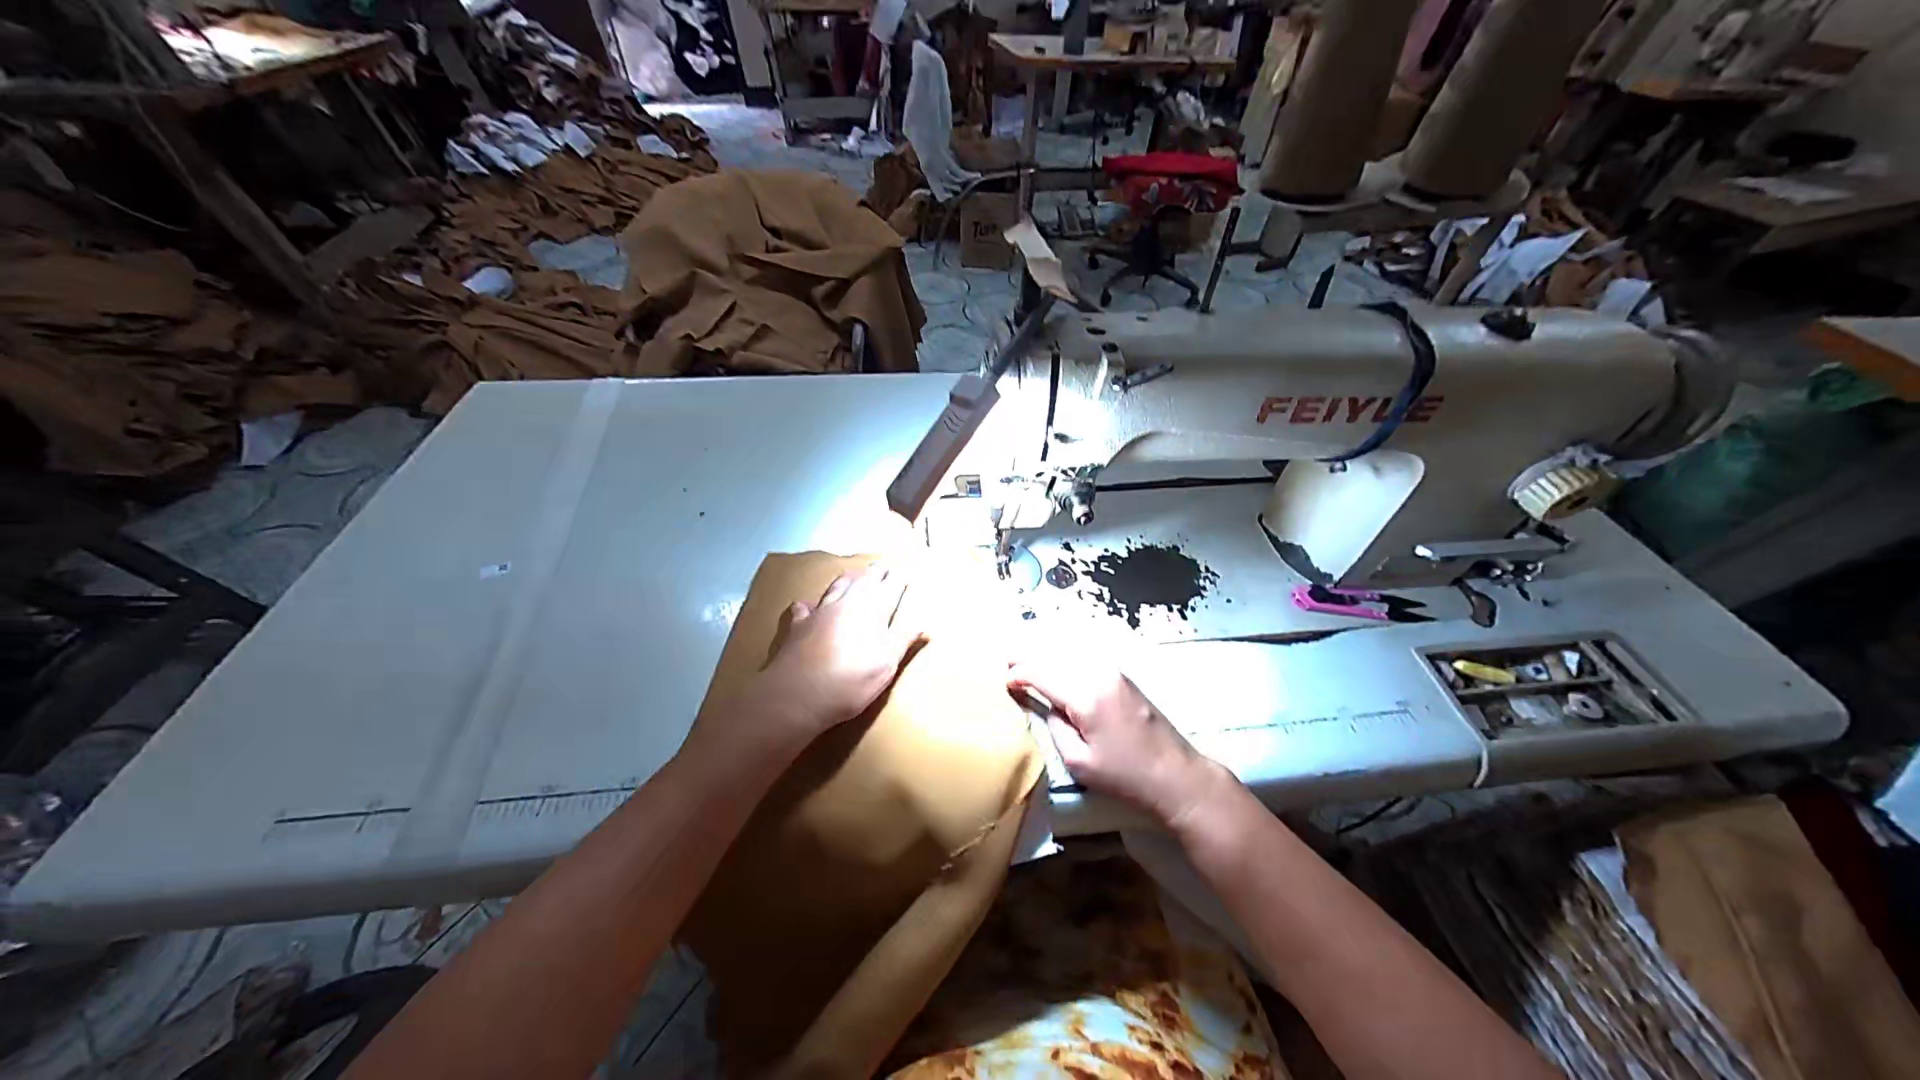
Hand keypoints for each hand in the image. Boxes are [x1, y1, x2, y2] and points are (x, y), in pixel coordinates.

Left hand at [741, 564, 921, 746]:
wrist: (798, 695)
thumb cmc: (850, 681)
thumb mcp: (886, 664)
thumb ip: (903, 639)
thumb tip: (925, 624)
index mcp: (872, 608)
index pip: (890, 586)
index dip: (898, 579)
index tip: (905, 573)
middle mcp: (846, 602)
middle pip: (863, 580)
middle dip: (875, 572)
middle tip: (883, 567)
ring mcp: (819, 611)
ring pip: (837, 586)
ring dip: (849, 579)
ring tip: (855, 575)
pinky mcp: (798, 625)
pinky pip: (805, 607)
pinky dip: (810, 605)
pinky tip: (807, 606)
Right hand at [1008, 658, 1234, 828]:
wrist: (1176, 776)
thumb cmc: (1126, 776)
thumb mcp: (1079, 762)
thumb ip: (1056, 727)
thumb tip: (1049, 706)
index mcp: (1086, 696)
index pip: (1042, 673)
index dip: (1019, 674)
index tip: (1005, 681)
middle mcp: (1100, 675)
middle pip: (1055, 656)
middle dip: (1029, 657)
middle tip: (1007, 659)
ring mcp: (1115, 673)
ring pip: (1071, 653)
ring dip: (1048, 655)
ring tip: (1026, 659)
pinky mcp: (1123, 678)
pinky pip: (1086, 659)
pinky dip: (1066, 659)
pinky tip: (1056, 665)